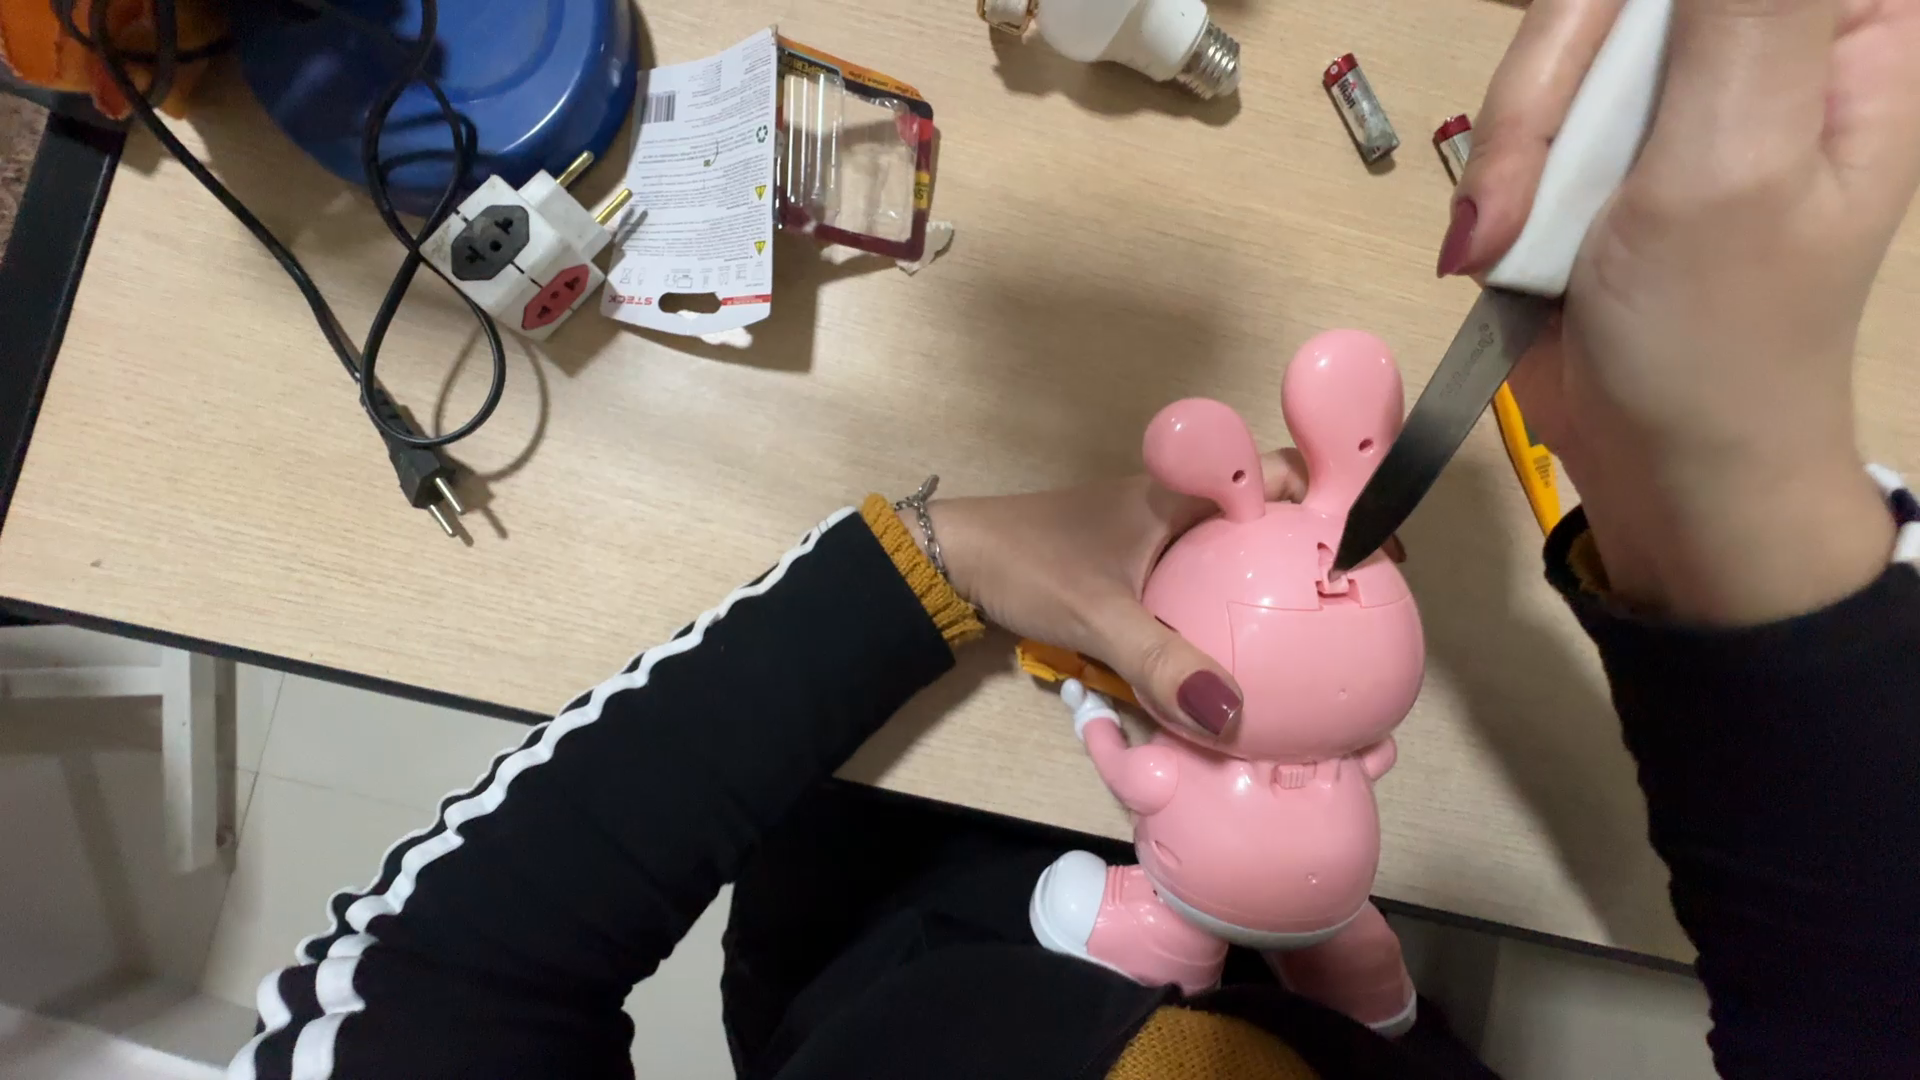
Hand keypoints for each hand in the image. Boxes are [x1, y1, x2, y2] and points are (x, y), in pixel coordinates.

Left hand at [900, 452, 1318, 739]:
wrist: (960, 558)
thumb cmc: (1029, 565)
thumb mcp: (1099, 614)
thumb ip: (1161, 662)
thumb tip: (1233, 716)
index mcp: (1178, 492)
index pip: (1277, 475)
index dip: (1333, 501)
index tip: (1375, 554)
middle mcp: (1174, 503)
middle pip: (1262, 515)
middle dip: (1309, 550)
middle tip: (1350, 606)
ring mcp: (1151, 532)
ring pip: (1228, 548)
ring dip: (1267, 577)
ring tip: (1307, 633)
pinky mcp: (1131, 559)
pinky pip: (1195, 573)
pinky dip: (1223, 599)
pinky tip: (1232, 644)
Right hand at [1446, 0, 1912, 621]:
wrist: (1655, 455)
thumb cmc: (1709, 335)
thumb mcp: (1728, 170)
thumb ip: (1738, 20)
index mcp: (1825, 28)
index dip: (1600, 17)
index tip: (1567, 100)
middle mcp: (1739, 55)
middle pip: (1595, 14)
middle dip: (1529, 114)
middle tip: (1501, 220)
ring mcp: (1650, 119)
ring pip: (1538, 80)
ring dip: (1497, 169)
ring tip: (1496, 254)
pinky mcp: (1579, 177)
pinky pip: (1508, 146)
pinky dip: (1484, 200)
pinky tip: (1491, 253)